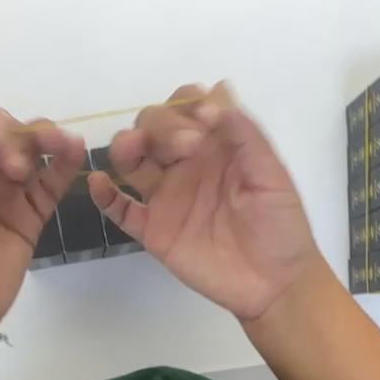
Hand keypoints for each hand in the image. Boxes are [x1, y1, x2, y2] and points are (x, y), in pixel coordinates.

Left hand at [0, 80, 84, 331]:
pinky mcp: (28, 218)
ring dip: (44, 142)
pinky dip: (63, 167)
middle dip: (12, 135)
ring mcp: (2, 194)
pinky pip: (49, 184)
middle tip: (14, 169)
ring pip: (28, 153)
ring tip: (62, 145)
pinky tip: (76, 153)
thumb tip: (2, 121)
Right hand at [90, 82, 328, 322]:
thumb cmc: (281, 227)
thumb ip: (246, 135)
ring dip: (126, 146)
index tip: (204, 122)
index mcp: (216, 147)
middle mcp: (186, 166)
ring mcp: (167, 198)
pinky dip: (103, 195)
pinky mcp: (154, 231)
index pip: (187, 107)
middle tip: (188, 147)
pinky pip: (120, 209)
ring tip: (135, 149)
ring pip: (131, 160)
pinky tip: (98, 183)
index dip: (186, 105)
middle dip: (162, 126)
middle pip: (153, 127)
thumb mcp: (273, 174)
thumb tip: (214, 94)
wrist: (274, 284)